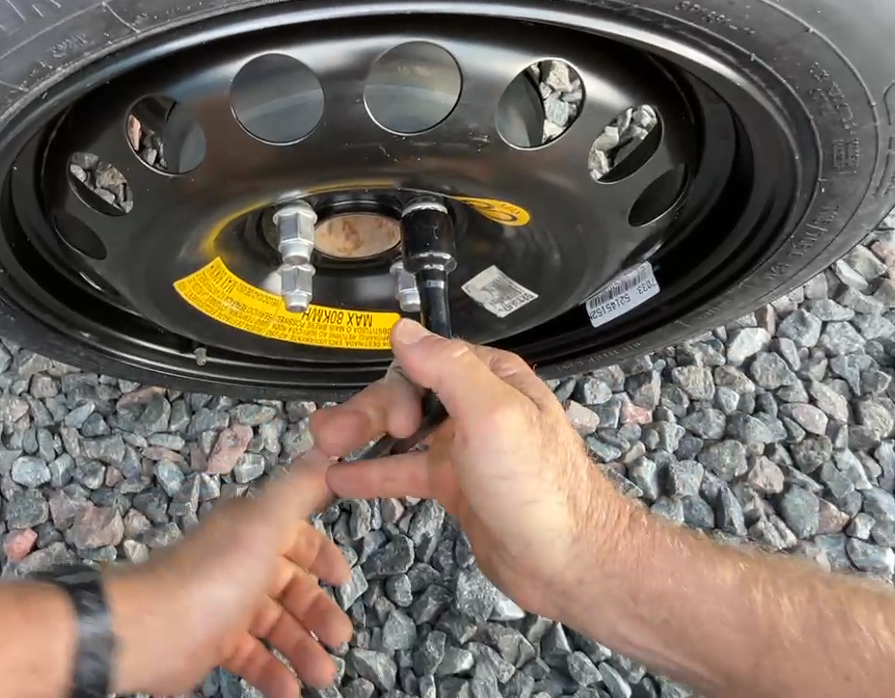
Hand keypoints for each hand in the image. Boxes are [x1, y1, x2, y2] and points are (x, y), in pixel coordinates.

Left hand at [104, 450, 352, 697]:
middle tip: (340, 638)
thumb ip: (299, 489)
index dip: (321, 555)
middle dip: (318, 611)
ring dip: (302, 648)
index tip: (343, 579)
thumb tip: (325, 451)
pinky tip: (289, 692)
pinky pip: (252, 657)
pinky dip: (273, 674)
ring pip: (275, 624)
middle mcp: (240, 561)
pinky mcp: (214, 642)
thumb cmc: (216, 574)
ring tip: (321, 675)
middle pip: (290, 585)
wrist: (153, 628)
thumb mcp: (265, 523)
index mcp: (252, 528)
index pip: (295, 536)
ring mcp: (227, 603)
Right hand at [309, 320, 640, 619]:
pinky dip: (371, 471)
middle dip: (364, 413)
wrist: (574, 567)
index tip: (396, 425)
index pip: (423, 362)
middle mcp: (472, 405)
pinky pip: (403, 469)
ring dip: (358, 436)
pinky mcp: (453, 485)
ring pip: (396, 431)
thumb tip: (402, 328)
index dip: (399, 388)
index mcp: (488, 378)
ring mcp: (461, 446)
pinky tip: (339, 478)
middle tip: (327, 436)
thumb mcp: (493, 414)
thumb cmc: (538, 485)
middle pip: (403, 396)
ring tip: (320, 447)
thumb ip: (447, 367)